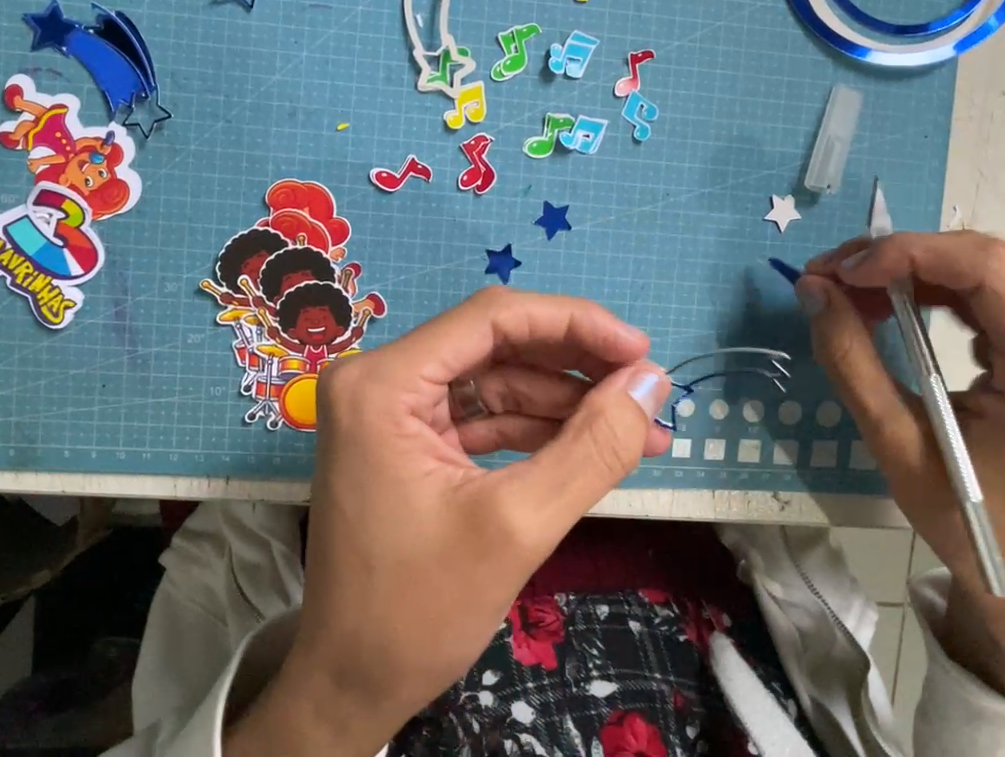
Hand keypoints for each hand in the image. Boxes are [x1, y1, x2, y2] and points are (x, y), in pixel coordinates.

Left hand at [224, 288, 671, 755]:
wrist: (352, 685)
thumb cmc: (419, 609)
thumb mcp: (518, 525)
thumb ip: (592, 446)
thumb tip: (651, 382)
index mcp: (382, 382)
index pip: (491, 318)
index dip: (575, 323)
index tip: (641, 351)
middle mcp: (379, 380)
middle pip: (495, 344)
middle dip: (575, 366)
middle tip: (647, 390)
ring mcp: (390, 411)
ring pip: (494, 379)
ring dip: (565, 402)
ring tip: (639, 428)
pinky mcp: (407, 442)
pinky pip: (481, 416)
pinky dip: (536, 429)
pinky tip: (592, 445)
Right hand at [798, 232, 1004, 714]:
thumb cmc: (963, 518)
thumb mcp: (893, 439)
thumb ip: (850, 356)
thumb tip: (813, 287)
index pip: (987, 269)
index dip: (906, 252)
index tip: (840, 271)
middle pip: (985, 262)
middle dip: (898, 257)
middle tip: (829, 275)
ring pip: (986, 272)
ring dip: (910, 270)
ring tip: (848, 288)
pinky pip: (992, 297)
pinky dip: (933, 291)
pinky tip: (889, 305)